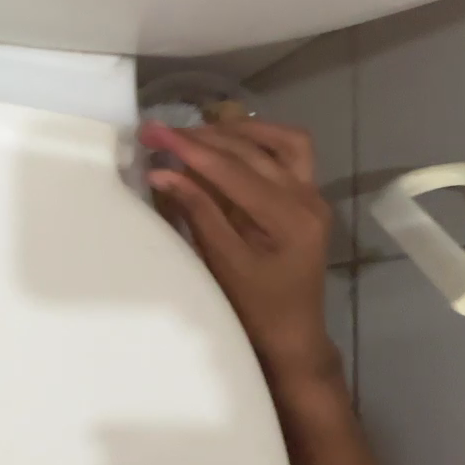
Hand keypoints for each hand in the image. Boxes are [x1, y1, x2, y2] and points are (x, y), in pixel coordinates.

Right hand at [140, 119, 337, 384]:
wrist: (291, 333)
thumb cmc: (254, 306)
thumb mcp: (220, 262)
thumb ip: (196, 211)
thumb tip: (161, 172)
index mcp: (289, 217)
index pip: (232, 169)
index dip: (190, 148)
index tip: (153, 133)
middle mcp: (307, 198)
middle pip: (253, 150)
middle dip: (202, 137)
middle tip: (159, 131)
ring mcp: (311, 195)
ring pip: (280, 142)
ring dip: (236, 131)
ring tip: (194, 133)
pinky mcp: (304, 197)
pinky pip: (287, 154)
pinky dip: (256, 141)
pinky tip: (226, 143)